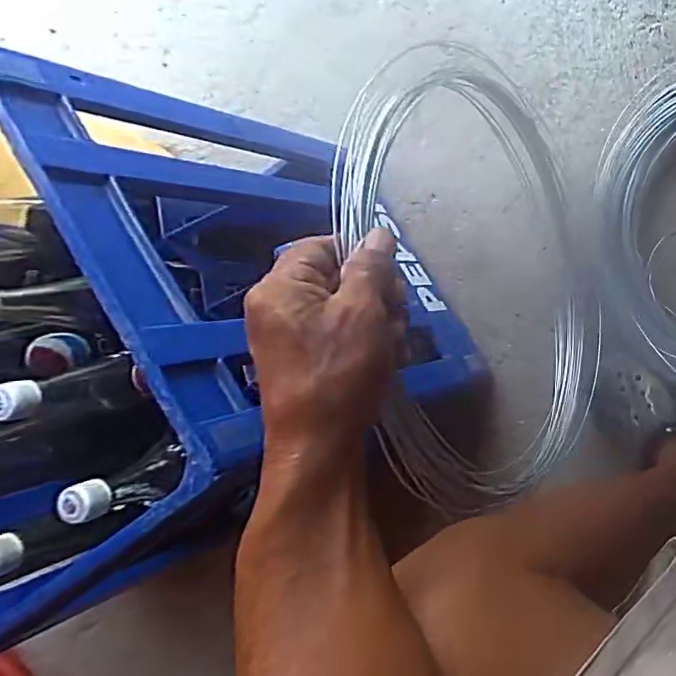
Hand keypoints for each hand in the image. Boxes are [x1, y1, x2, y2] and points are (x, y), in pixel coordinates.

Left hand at [245, 230, 406, 461]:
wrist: (320, 442)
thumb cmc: (339, 371)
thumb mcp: (362, 311)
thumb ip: (370, 267)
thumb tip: (378, 232)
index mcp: (280, 288)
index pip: (320, 245)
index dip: (359, 251)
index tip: (389, 273)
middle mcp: (280, 305)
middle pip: (338, 274)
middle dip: (377, 290)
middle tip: (396, 312)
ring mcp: (295, 332)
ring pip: (350, 302)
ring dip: (382, 316)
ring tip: (393, 342)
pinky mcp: (311, 354)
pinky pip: (347, 328)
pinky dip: (372, 337)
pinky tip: (389, 355)